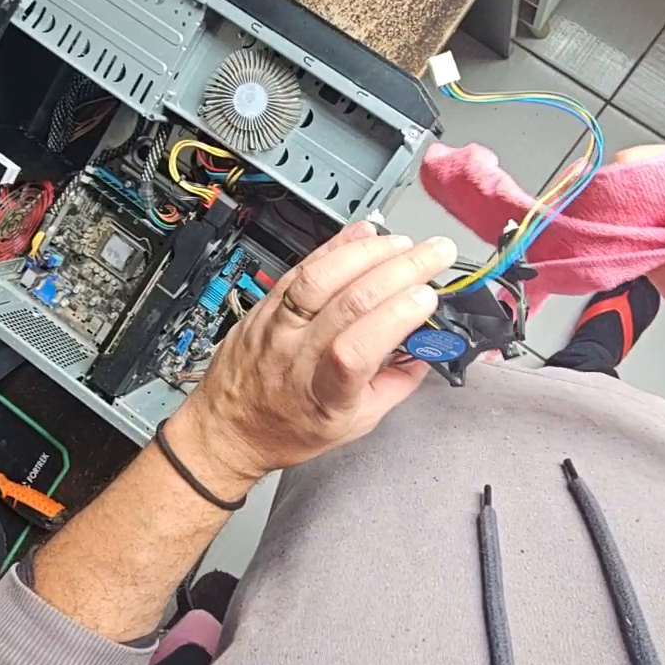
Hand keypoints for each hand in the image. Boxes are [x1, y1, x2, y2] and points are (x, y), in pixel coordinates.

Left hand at [169, 222, 457, 483]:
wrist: (228, 428)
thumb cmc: (289, 430)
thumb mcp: (354, 425)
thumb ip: (396, 386)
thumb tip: (429, 351)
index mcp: (324, 395)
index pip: (357, 349)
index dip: (395, 317)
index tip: (428, 297)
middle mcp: (297, 356)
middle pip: (349, 302)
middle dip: (401, 270)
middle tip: (435, 254)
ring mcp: (277, 327)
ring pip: (320, 277)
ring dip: (367, 252)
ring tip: (401, 243)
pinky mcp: (266, 306)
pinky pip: (301, 268)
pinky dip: (335, 247)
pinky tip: (364, 234)